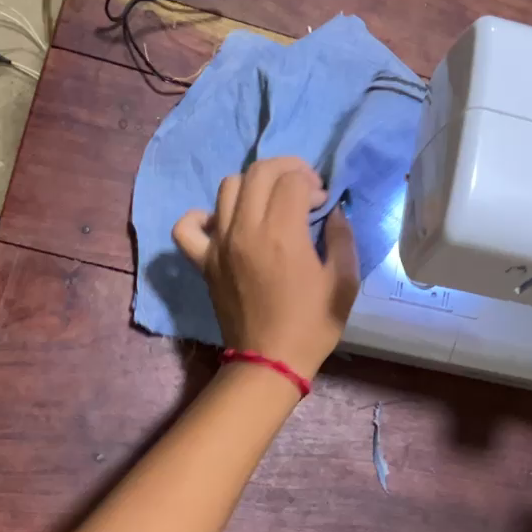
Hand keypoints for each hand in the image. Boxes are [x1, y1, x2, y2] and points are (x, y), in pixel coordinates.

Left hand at [172, 157, 359, 378]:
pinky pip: (187, 226)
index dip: (313, 183)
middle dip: (286, 169)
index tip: (323, 202)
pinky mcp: (203, 261)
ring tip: (269, 202)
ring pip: (227, 188)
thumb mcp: (344, 283)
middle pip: (259, 171)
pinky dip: (201, 216)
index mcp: (283, 233)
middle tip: (302, 188)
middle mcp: (246, 230)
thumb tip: (334, 212)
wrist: (270, 362)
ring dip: (253, 185)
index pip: (293, 180)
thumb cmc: (312, 325)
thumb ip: (342, 238)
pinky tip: (222, 223)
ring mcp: (219, 244)